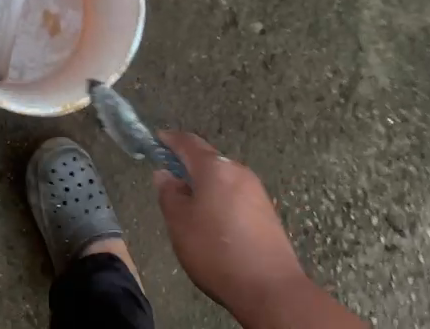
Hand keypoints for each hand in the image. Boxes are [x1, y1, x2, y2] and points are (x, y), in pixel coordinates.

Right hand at [152, 131, 308, 315]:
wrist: (272, 290)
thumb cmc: (216, 250)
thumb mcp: (179, 222)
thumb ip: (169, 193)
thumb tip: (165, 174)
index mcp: (214, 167)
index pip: (188, 142)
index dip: (170, 139)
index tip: (157, 140)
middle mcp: (238, 172)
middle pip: (208, 160)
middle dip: (189, 166)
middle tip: (171, 181)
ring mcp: (257, 193)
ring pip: (224, 179)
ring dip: (206, 185)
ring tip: (192, 207)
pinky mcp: (268, 214)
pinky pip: (237, 196)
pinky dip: (221, 200)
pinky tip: (216, 223)